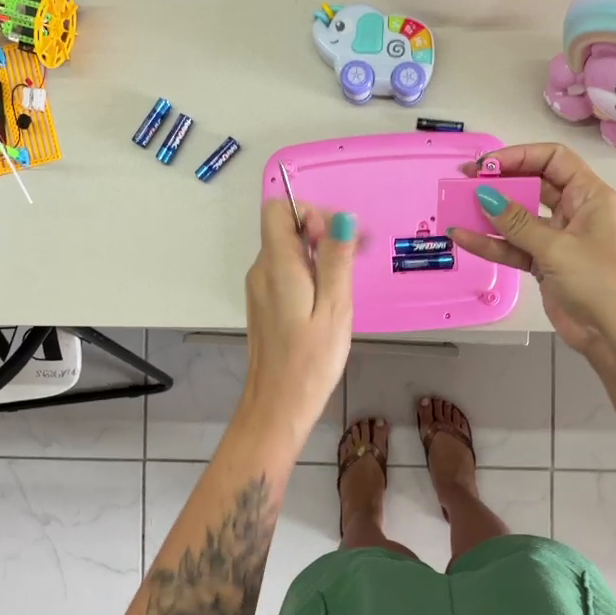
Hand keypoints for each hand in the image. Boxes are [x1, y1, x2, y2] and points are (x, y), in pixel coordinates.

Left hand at [241, 199, 357, 437]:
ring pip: (287, 251)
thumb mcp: (334, 308)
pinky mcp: (265, 304)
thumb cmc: (310, 360)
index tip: (337, 238)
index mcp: (277, 265)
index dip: (309, 212)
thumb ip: (336, 260)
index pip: (278, 209)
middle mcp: (262, 270)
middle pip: (285, 228)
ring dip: (319, 255)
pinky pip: (286, 273)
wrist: (278, 405)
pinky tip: (328, 300)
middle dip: (321, 233)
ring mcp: (260, 288)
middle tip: (355, 258)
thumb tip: (343, 218)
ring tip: (345, 284)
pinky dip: (309, 274)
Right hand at [447, 143, 615, 361]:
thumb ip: (517, 222)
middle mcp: (575, 212)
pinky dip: (491, 244)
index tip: (486, 165)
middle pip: (533, 185)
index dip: (519, 156)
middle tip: (463, 181)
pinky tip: (463, 238)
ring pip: (519, 219)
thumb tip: (483, 196)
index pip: (553, 160)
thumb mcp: (558, 248)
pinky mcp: (545, 266)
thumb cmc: (601, 281)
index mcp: (590, 196)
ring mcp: (559, 240)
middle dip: (500, 182)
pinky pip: (514, 248)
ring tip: (455, 207)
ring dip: (489, 214)